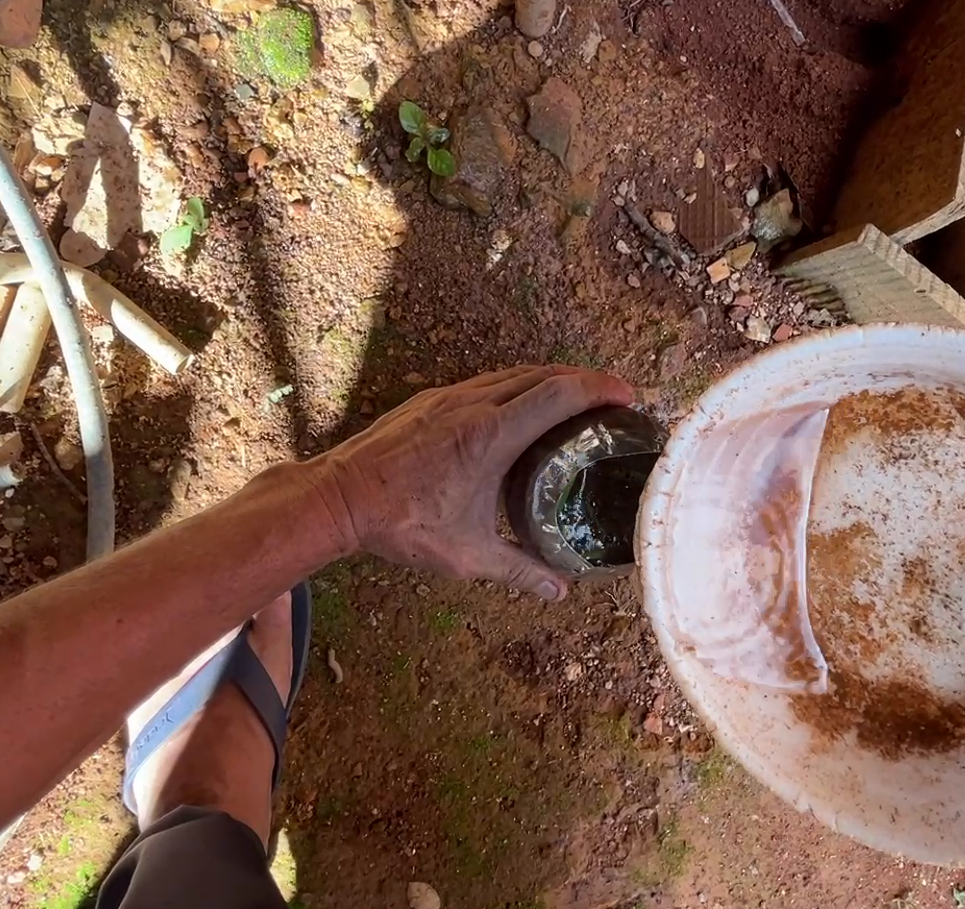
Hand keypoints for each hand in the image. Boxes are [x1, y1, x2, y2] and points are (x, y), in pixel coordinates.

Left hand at [310, 365, 633, 600]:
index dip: (597, 388)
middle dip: (583, 379)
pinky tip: (521, 407)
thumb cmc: (403, 524)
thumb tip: (561, 592)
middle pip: (542, 374)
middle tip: (611, 397)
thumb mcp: (467, 555)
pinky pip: (487, 381)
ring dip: (550, 378)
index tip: (626, 395)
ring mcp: (449, 396)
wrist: (338, 496)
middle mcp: (474, 404)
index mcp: (491, 434)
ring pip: (513, 373)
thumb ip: (520, 571)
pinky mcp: (431, 398)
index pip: (557, 394)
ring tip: (575, 398)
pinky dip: (518, 384)